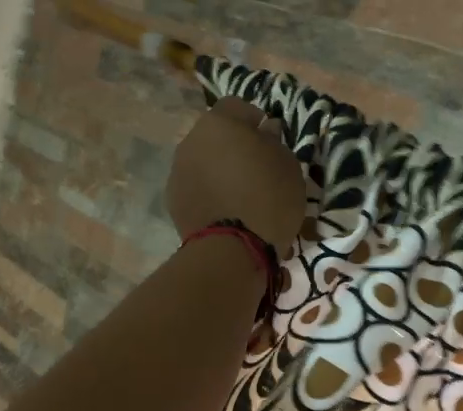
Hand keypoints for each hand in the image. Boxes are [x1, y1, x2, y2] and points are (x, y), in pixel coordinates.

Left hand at [167, 98, 306, 255]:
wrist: (231, 251)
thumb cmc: (267, 199)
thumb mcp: (288, 165)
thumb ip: (275, 142)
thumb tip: (265, 133)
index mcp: (218, 122)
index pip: (238, 107)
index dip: (256, 120)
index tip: (270, 139)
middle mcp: (190, 142)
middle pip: (215, 137)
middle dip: (233, 148)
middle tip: (255, 170)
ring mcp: (177, 174)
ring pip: (203, 165)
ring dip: (218, 173)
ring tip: (239, 197)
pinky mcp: (174, 205)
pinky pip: (197, 191)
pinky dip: (209, 196)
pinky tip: (225, 213)